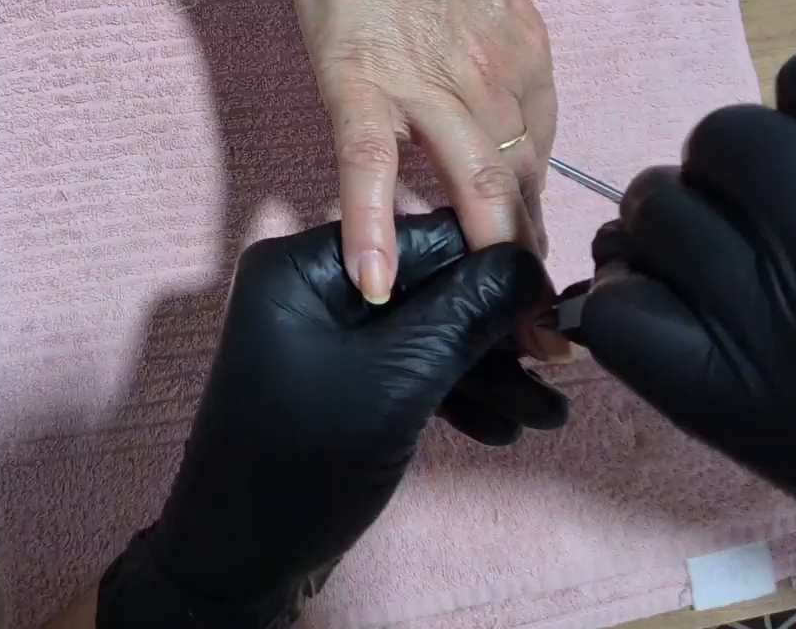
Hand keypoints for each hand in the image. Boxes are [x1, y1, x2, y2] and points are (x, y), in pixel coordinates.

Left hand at [95, 212, 549, 627]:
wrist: (243, 556)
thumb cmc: (308, 455)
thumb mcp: (398, 378)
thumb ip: (465, 313)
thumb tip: (527, 264)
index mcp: (303, 262)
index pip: (416, 239)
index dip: (489, 269)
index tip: (550, 311)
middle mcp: (311, 283)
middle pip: (422, 287)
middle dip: (490, 335)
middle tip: (553, 372)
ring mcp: (322, 329)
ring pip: (418, 332)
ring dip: (480, 372)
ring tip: (542, 417)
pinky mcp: (336, 371)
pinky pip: (399, 362)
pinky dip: (446, 391)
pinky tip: (498, 427)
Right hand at [281, 0, 562, 347]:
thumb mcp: (480, 0)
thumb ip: (493, 64)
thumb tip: (484, 113)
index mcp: (523, 63)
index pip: (539, 163)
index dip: (537, 224)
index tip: (536, 271)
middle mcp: (494, 82)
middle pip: (520, 190)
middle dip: (534, 270)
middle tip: (545, 339)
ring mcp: (429, 87)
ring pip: (471, 186)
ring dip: (485, 266)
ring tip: (490, 338)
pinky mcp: (363, 84)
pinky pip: (371, 166)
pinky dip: (373, 226)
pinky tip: (372, 280)